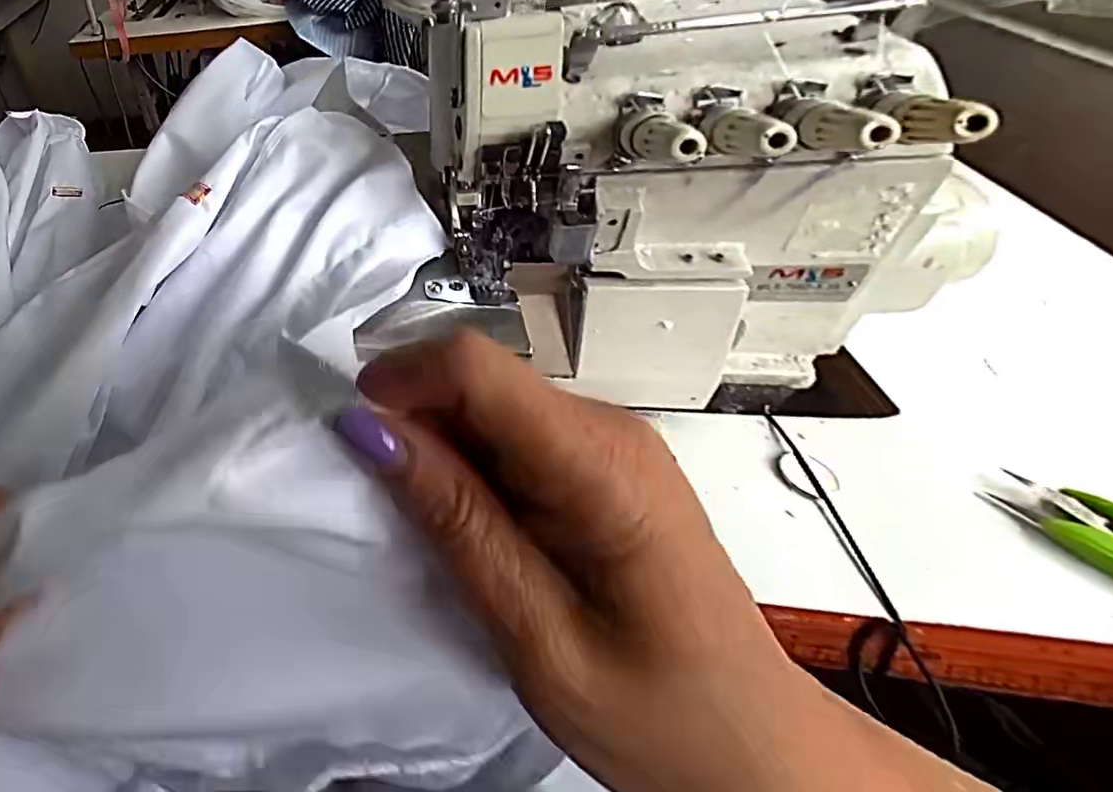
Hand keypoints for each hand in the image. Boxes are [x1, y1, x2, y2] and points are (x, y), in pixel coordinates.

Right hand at [338, 332, 986, 791]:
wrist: (757, 747)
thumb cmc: (657, 713)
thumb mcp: (535, 634)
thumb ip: (455, 519)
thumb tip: (372, 429)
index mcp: (600, 462)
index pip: (478, 365)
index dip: (402, 377)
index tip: (355, 428)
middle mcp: (608, 425)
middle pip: (481, 375)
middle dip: (416, 414)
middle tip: (390, 494)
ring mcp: (610, 436)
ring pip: (491, 399)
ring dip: (441, 440)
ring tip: (435, 520)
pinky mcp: (603, 456)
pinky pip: (515, 428)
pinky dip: (472, 458)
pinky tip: (477, 519)